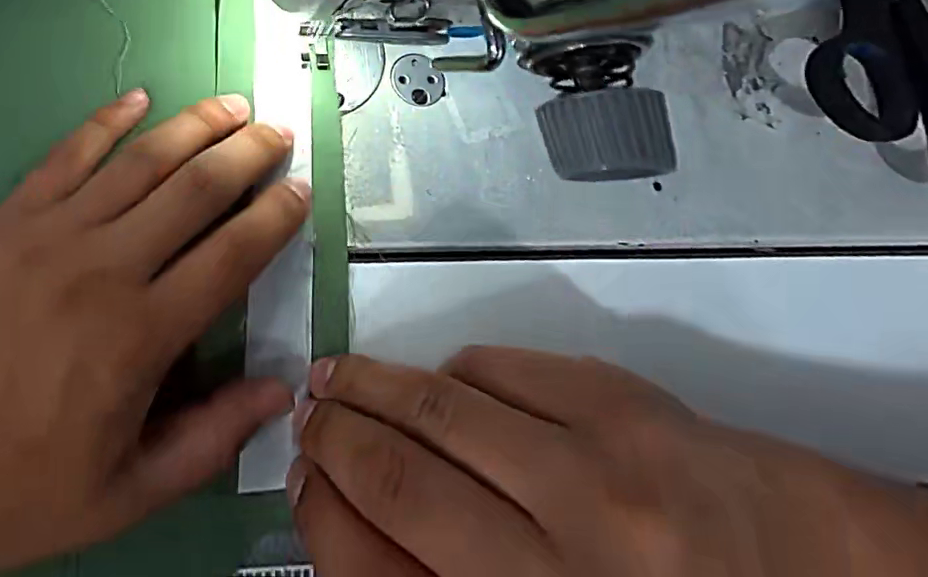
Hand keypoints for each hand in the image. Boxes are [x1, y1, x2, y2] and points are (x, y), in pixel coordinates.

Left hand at [0, 91, 309, 576]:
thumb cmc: (12, 488)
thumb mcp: (123, 494)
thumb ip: (210, 439)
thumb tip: (281, 392)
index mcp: (144, 334)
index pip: (234, 255)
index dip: (277, 216)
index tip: (301, 188)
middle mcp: (108, 267)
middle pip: (197, 190)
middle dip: (248, 152)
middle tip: (279, 130)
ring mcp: (55, 233)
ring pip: (143, 160)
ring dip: (195, 125)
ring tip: (232, 105)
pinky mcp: (11, 218)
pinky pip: (68, 154)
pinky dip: (106, 120)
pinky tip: (139, 98)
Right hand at [290, 349, 927, 576]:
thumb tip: (361, 532)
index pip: (381, 567)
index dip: (324, 516)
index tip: (302, 480)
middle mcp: (556, 561)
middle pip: (398, 476)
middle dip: (332, 436)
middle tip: (303, 410)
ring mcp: (593, 469)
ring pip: (440, 406)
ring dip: (374, 387)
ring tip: (336, 376)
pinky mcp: (625, 403)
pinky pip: (504, 370)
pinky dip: (457, 373)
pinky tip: (440, 380)